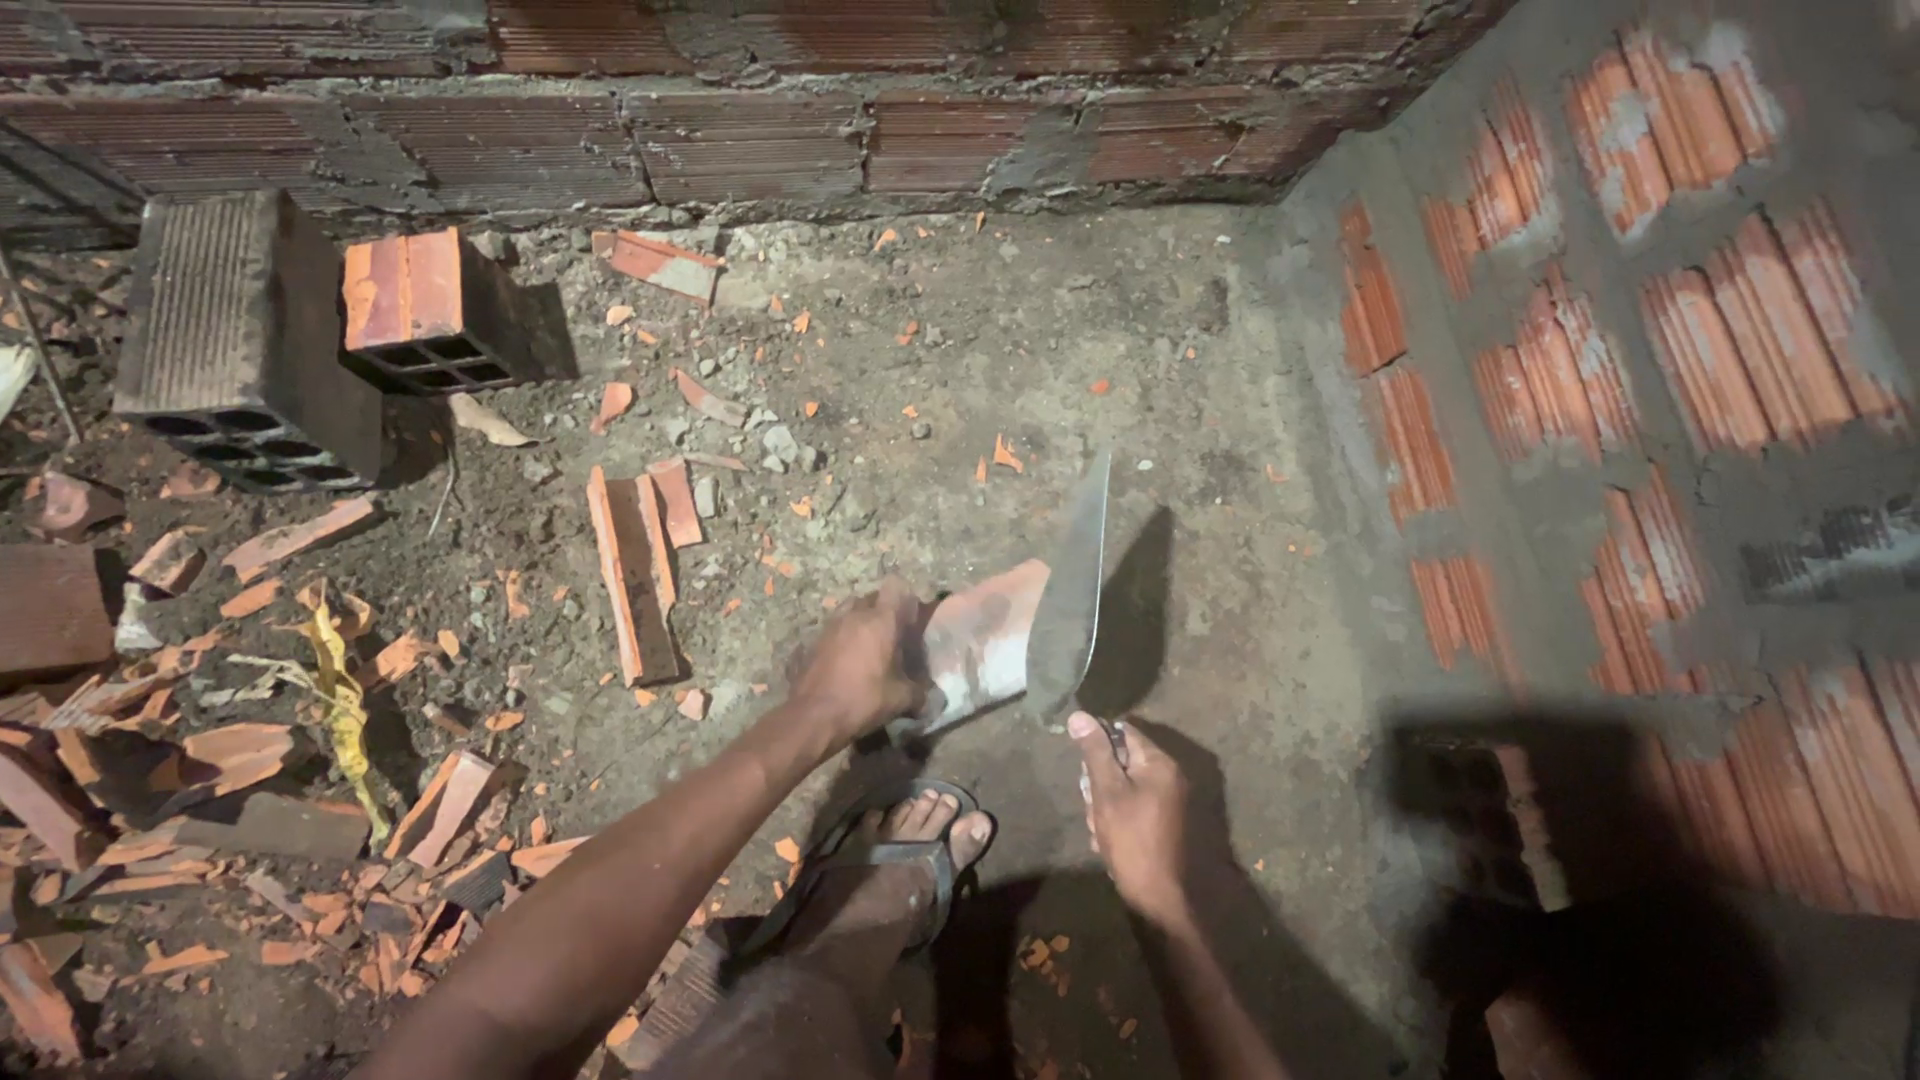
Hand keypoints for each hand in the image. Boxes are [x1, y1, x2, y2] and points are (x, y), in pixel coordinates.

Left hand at [786, 576, 927, 745]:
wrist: (813, 716)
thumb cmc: (863, 700)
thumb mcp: (900, 700)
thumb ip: (919, 694)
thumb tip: (932, 700)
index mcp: (880, 621)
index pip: (895, 587)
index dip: (905, 598)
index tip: (910, 619)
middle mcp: (853, 616)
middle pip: (870, 598)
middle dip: (882, 610)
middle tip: (891, 635)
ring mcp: (829, 627)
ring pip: (848, 611)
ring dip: (858, 622)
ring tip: (867, 647)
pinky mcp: (811, 643)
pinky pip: (832, 630)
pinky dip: (841, 639)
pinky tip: (844, 662)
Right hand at [1070, 711, 1190, 923]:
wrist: (1160, 896)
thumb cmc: (1131, 839)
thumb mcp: (1107, 792)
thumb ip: (1095, 752)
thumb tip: (1080, 715)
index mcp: (1159, 763)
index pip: (1123, 732)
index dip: (1098, 744)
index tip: (1084, 769)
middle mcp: (1169, 777)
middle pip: (1121, 761)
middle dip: (1098, 782)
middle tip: (1093, 808)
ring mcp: (1168, 801)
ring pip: (1121, 787)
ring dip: (1103, 805)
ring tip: (1099, 830)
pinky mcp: (1163, 822)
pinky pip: (1131, 807)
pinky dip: (1116, 820)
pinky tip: (1107, 841)